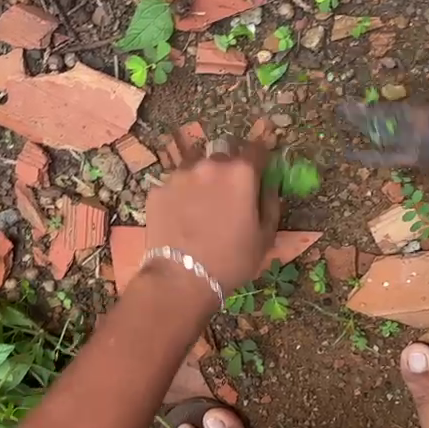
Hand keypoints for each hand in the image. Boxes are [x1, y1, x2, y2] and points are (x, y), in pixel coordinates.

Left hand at [144, 136, 279, 294]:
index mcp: (241, 172)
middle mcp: (210, 164)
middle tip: (229, 194)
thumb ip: (270, 201)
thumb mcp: (265, 236)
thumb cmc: (231, 260)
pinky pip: (175, 184)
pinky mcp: (158, 189)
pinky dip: (181, 194)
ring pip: (196, 166)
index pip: (256, 149)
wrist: (181, 279)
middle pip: (224, 156)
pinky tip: (182, 216)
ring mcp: (180, 174)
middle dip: (230, 169)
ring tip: (202, 205)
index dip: (260, 157)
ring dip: (203, 178)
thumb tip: (269, 183)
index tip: (260, 168)